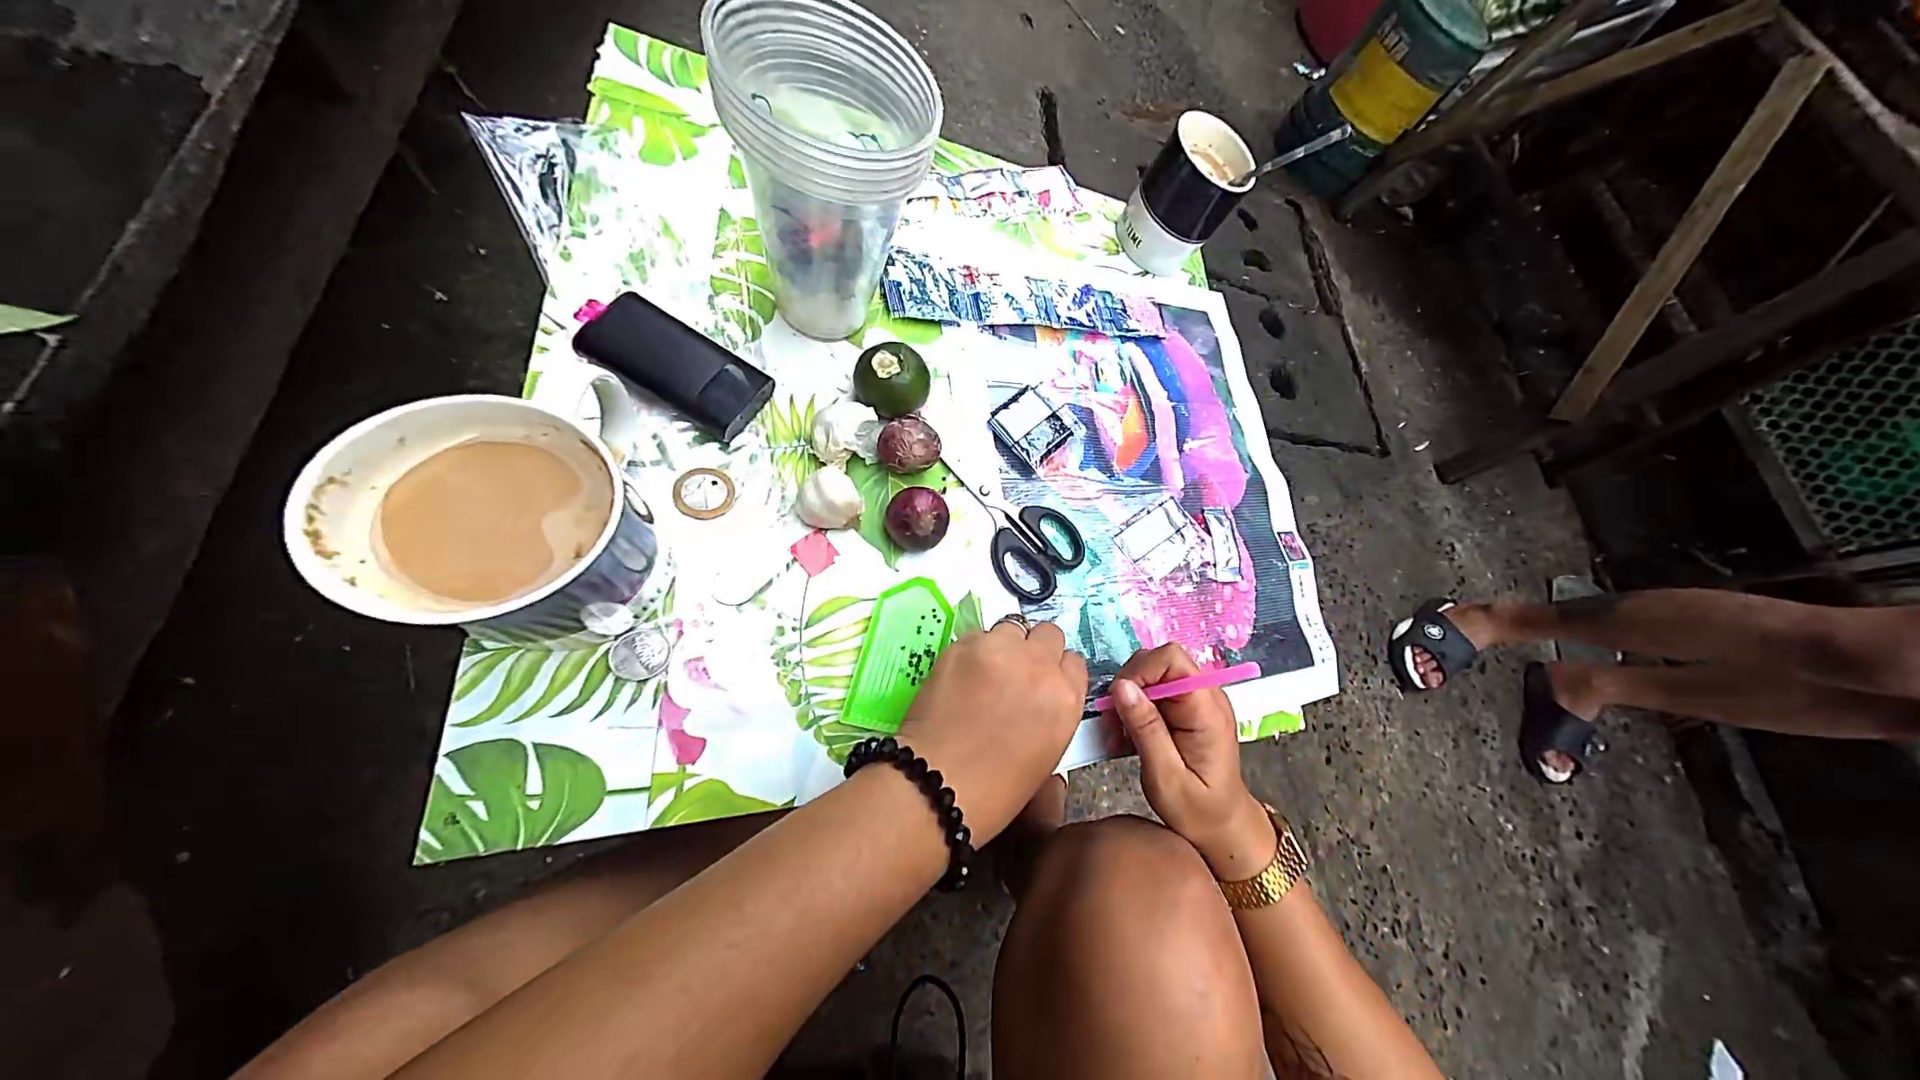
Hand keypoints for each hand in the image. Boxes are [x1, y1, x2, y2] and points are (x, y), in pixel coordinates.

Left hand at [895, 619, 1087, 843]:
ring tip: (986, 670)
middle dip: (1034, 649)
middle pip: (1048, 634)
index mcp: (1066, 698)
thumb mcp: (1047, 753)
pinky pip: (977, 636)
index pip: (1074, 662)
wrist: (940, 782)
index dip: (1056, 670)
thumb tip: (1039, 698)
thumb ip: (1053, 713)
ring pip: (1012, 627)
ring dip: (1004, 645)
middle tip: (1016, 670)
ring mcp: (1000, 650)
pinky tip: (961, 676)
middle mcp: (1039, 665)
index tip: (1043, 680)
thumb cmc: (997, 789)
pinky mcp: (963, 645)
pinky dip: (973, 651)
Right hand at [1111, 644, 1274, 879]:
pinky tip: (1128, 736)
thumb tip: (1121, 686)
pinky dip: (1134, 709)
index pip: (1171, 658)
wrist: (1223, 830)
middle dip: (1129, 686)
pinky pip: (1153, 692)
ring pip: (1151, 675)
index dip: (1140, 672)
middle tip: (1115, 723)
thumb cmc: (1198, 812)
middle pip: (1158, 661)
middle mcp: (1205, 696)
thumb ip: (1146, 728)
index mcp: (1207, 709)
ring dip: (1128, 699)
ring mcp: (1196, 701)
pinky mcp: (1185, 709)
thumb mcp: (1165, 776)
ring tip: (1120, 734)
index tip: (1120, 704)